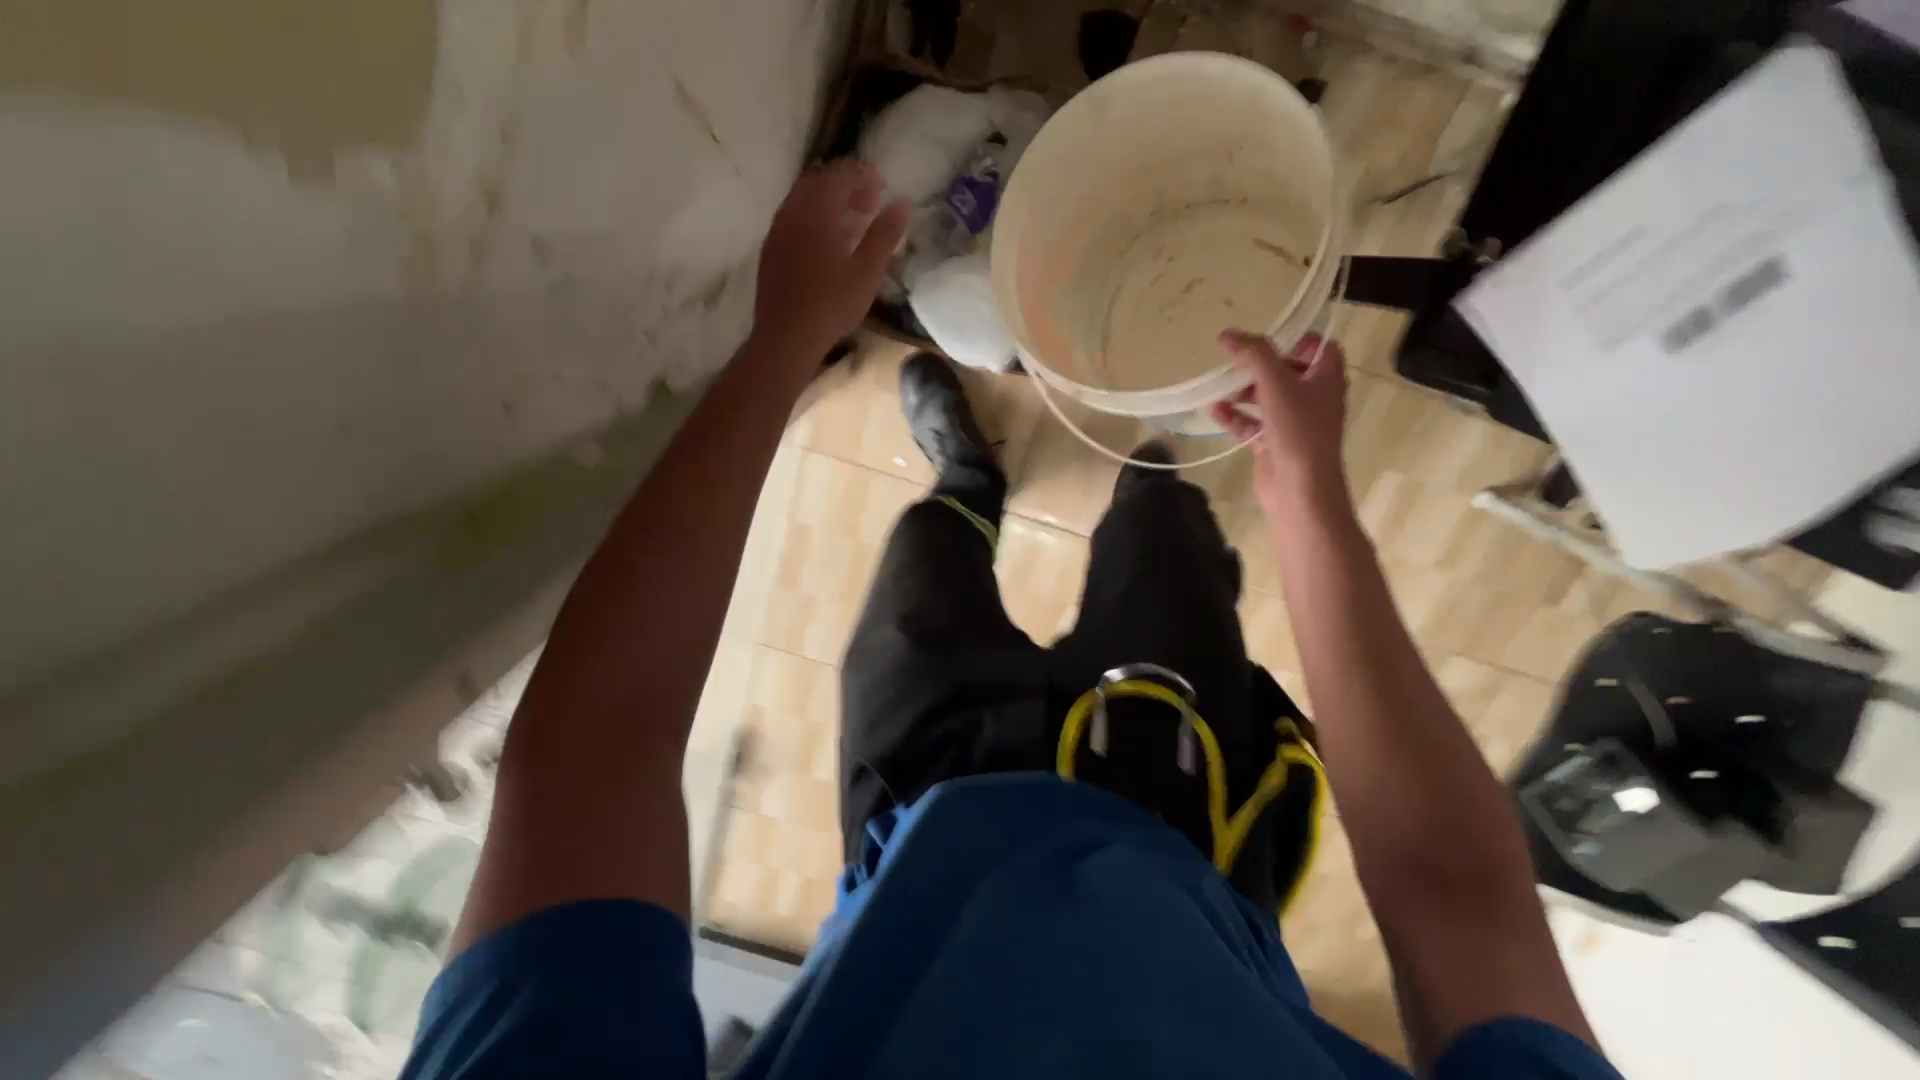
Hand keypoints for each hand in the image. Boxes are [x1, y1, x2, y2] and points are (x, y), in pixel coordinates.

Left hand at [750, 160, 910, 361]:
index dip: (864, 176)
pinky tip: (829, 246)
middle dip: (846, 186)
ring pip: (803, 201)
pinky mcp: (771, 251)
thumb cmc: (831, 305)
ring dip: (829, 203)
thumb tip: (902, 203)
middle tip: (870, 205)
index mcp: (816, 212)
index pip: (840, 175)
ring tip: (853, 225)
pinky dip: (814, 219)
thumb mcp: (867, 271)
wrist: (785, 338)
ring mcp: (777, 231)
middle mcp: (792, 213)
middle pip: (818, 182)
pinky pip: (793, 220)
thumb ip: (885, 234)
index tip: (884, 187)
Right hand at [1208, 330, 1351, 516]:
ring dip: (1243, 390)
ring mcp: (1294, 423)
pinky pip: (1252, 423)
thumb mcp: (1276, 384)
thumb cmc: (1298, 430)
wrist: (1300, 489)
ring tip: (1218, 384)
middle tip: (1234, 358)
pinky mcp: (1274, 444)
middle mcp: (1314, 398)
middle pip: (1287, 371)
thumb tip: (1227, 334)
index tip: (1267, 335)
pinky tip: (1212, 409)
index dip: (1296, 338)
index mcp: (1326, 378)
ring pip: (1267, 398)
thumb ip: (1253, 355)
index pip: (1319, 347)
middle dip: (1260, 365)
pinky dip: (1234, 416)